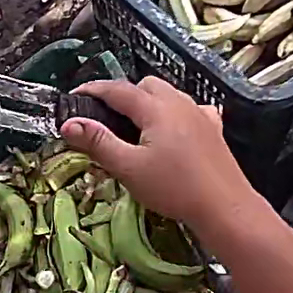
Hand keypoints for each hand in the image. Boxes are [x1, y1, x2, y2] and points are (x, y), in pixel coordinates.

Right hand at [59, 76, 258, 225]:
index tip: (73, 97)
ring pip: (167, 94)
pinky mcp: (213, 129)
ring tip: (132, 126)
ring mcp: (200, 114)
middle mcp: (179, 103)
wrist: (224, 207)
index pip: (117, 89)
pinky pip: (189, 109)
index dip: (92, 90)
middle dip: (121, 94)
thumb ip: (97, 142)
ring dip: (146, 102)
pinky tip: (171, 130)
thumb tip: (69, 123)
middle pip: (145, 85)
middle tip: (104, 117)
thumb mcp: (127, 167)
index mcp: (156, 109)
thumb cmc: (173, 187)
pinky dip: (172, 113)